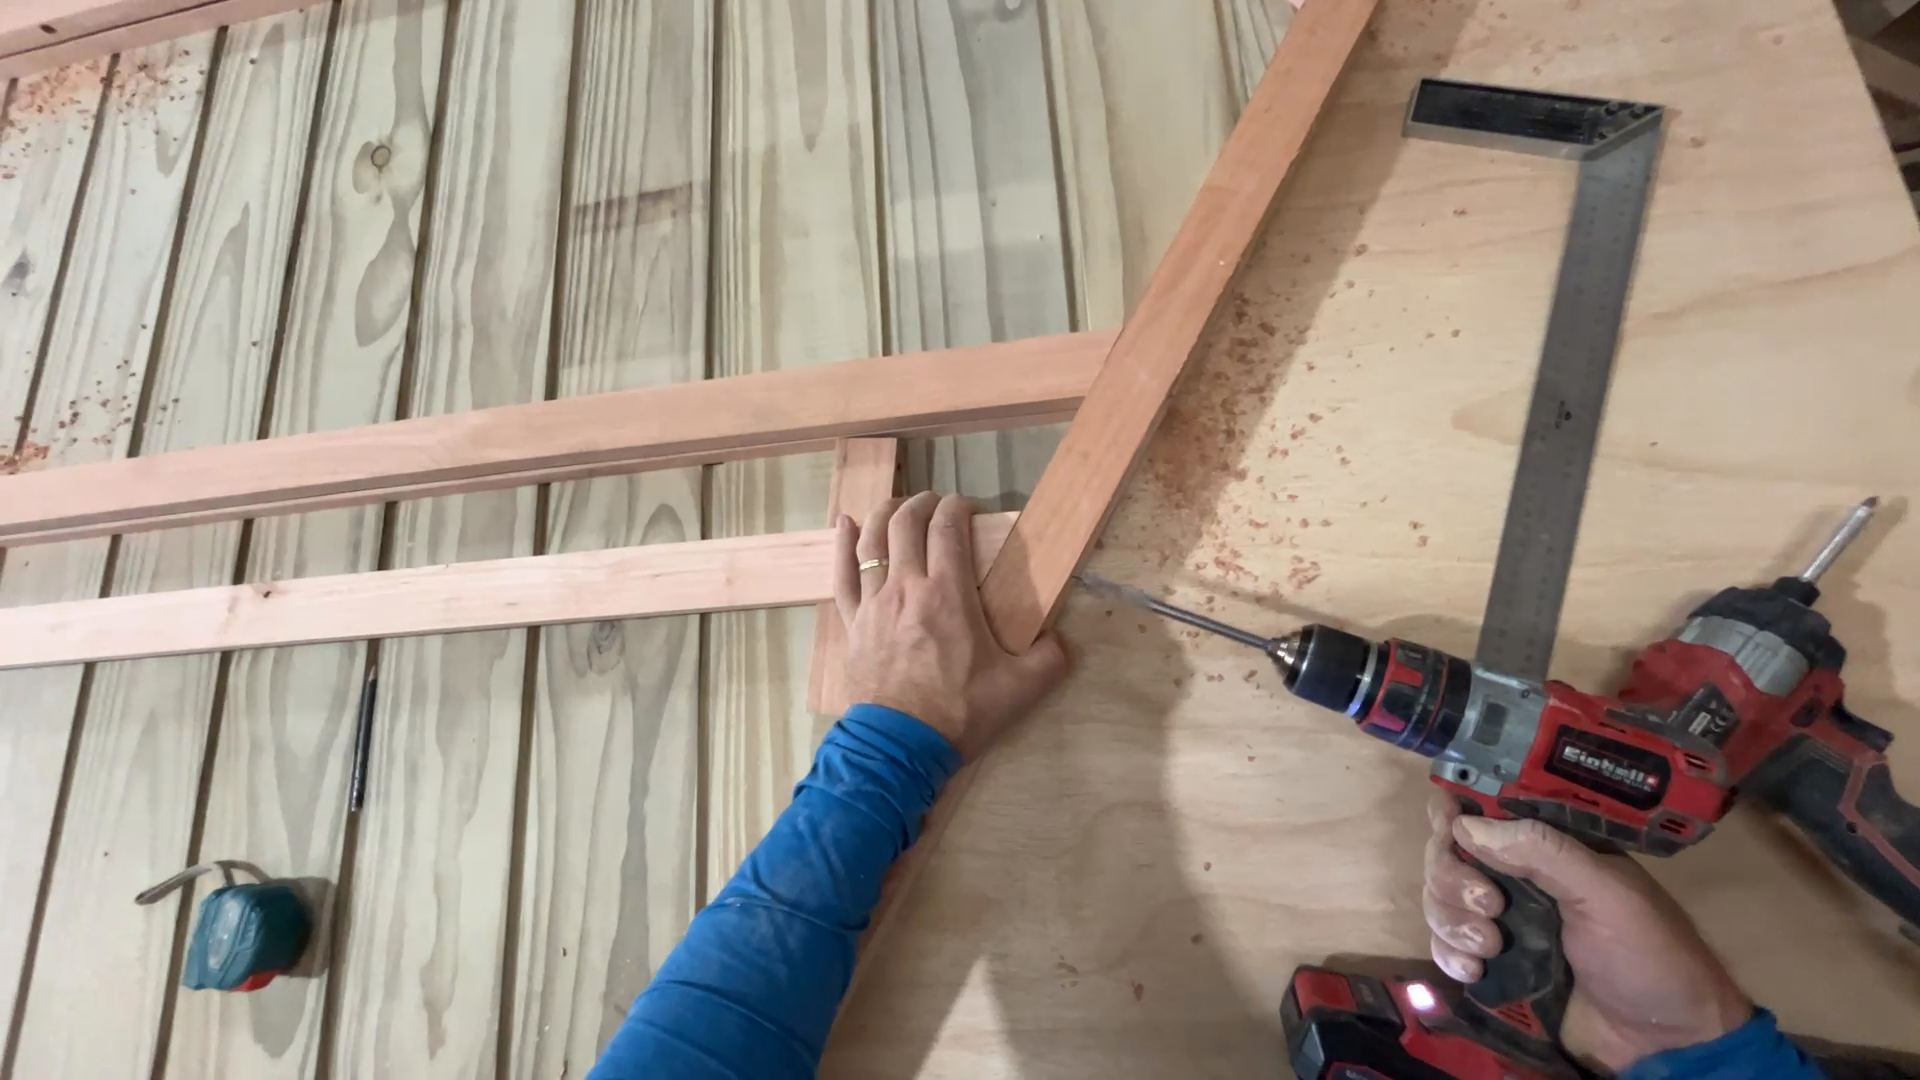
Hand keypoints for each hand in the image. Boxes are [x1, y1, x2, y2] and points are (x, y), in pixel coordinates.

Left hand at [832, 491, 1067, 760]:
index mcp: (947, 593)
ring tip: (898, 505)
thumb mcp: (1020, 689)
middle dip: (922, 503)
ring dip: (885, 513)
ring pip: (872, 540)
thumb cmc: (959, 712)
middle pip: (906, 524)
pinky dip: (842, 544)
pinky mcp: (852, 622)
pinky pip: (842, 574)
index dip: (958, 506)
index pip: (948, 529)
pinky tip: (843, 523)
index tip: (967, 506)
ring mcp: (873, 603)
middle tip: (935, 502)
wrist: (899, 746)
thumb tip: (1059, 640)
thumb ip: (1049, 659)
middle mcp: (906, 587)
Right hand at [1422, 792, 1752, 1071]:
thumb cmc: (1650, 957)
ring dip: (1451, 920)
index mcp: (1539, 848)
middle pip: (1443, 852)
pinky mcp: (1485, 959)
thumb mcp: (1609, 895)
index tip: (1450, 832)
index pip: (1476, 809)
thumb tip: (1464, 826)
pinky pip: (1439, 942)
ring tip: (1490, 949)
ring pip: (1435, 896)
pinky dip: (1447, 953)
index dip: (1451, 813)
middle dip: (1452, 879)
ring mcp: (1492, 917)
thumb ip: (1543, 852)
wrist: (1668, 1046)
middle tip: (1491, 908)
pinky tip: (1475, 971)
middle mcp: (1508, 874)